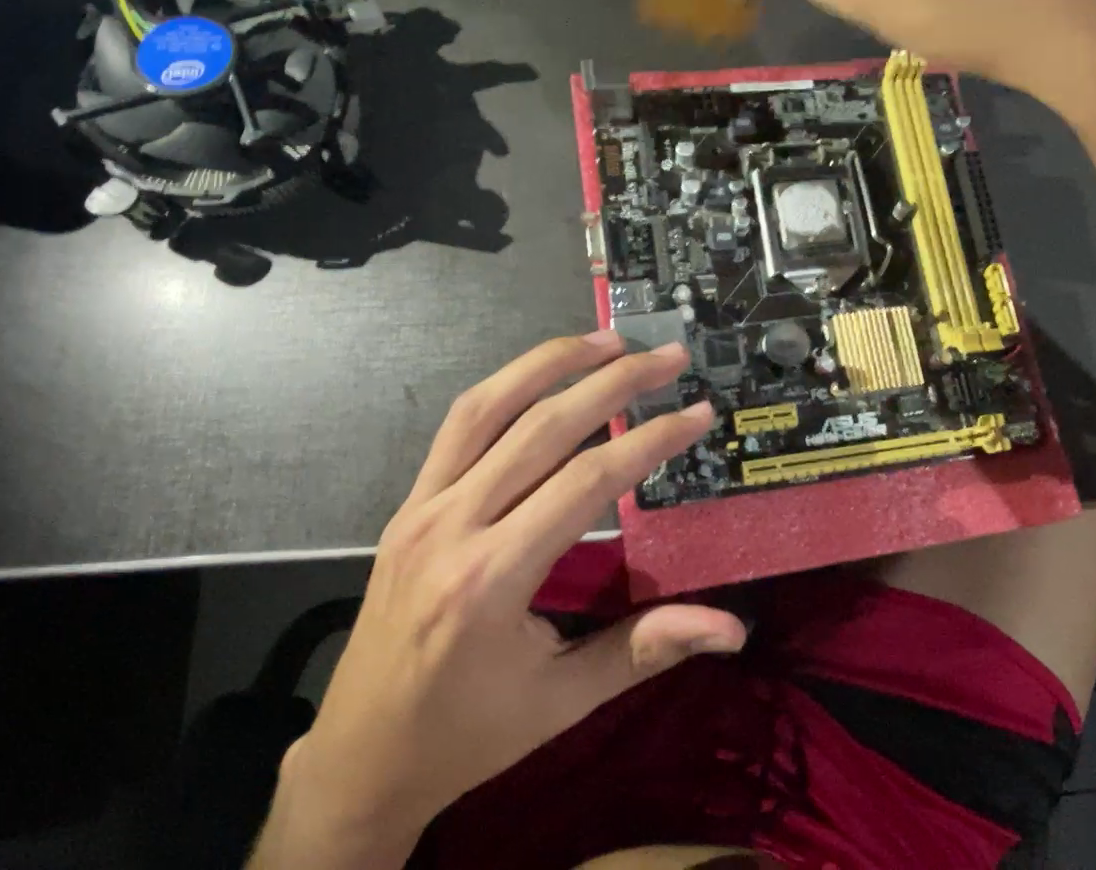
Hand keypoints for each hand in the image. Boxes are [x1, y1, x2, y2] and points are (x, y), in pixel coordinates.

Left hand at [250, 332, 745, 868]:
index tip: (697, 413)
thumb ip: (645, 649)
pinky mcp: (408, 505)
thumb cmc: (467, 734)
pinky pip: (457, 428)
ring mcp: (420, 508)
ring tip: (608, 338)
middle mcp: (450, 525)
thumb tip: (732, 629)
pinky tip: (543, 375)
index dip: (650, 440)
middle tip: (668, 356)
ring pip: (487, 408)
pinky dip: (506, 388)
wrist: (362, 757)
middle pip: (541, 428)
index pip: (585, 481)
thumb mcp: (562, 700)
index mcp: (491, 578)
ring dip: (550, 363)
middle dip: (613, 382)